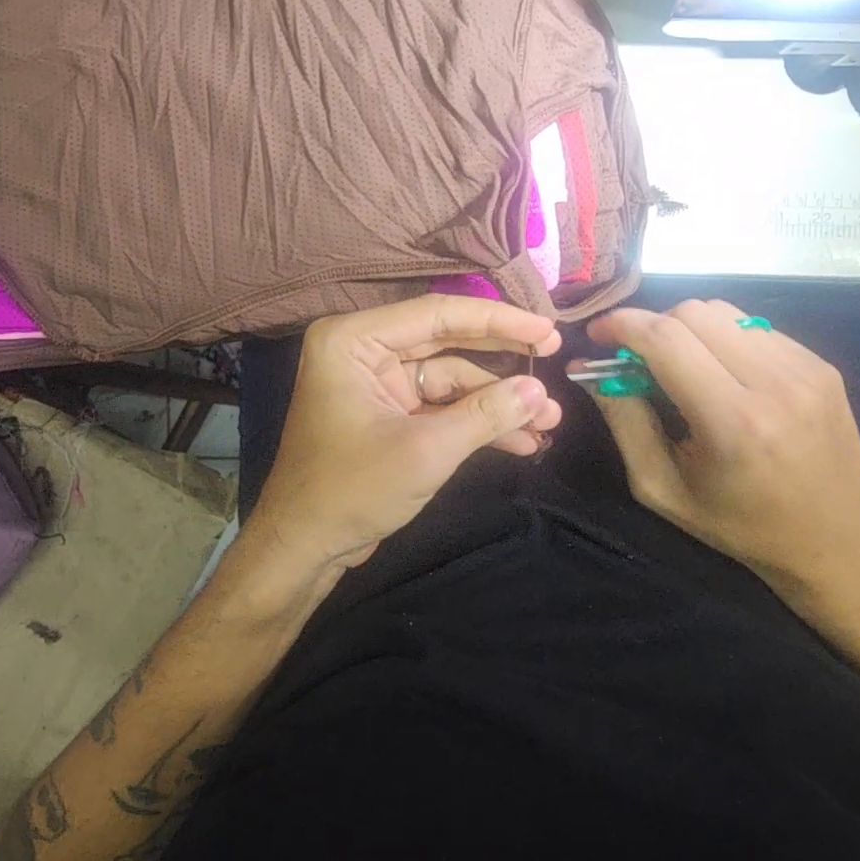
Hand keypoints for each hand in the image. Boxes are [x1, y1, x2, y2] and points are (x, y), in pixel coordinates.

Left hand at [250, 295, 562, 568]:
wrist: (304, 547)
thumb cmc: (352, 490)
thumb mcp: (426, 450)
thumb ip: (486, 416)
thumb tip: (539, 393)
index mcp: (354, 340)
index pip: (438, 314)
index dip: (499, 320)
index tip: (548, 331)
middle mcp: (364, 350)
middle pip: (448, 341)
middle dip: (502, 361)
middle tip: (555, 360)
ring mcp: (377, 383)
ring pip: (450, 378)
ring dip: (497, 401)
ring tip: (549, 422)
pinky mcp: (388, 413)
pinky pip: (441, 406)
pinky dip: (476, 423)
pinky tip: (522, 441)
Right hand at [577, 300, 859, 601]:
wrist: (832, 544)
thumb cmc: (737, 526)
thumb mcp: (660, 488)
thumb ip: (623, 421)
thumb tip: (590, 370)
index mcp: (732, 421)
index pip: (666, 338)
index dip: (622, 325)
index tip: (598, 334)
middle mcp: (775, 383)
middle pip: (694, 313)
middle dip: (653, 325)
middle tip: (637, 358)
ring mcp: (806, 369)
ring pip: (725, 313)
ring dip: (689, 329)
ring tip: (681, 366)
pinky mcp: (823, 365)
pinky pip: (755, 327)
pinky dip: (724, 340)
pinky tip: (724, 376)